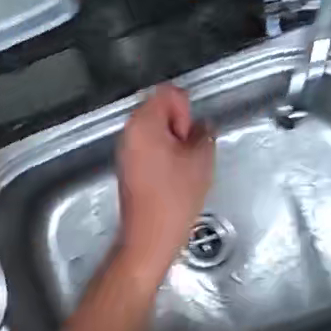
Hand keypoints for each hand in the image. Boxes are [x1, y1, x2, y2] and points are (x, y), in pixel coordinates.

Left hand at [115, 84, 212, 274]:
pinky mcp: (128, 167)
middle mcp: (129, 132)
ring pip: (156, 130)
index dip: (186, 111)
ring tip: (183, 169)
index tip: (189, 137)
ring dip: (174, 143)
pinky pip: (150, 148)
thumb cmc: (174, 199)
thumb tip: (201, 127)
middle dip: (180, 126)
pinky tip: (173, 179)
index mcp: (143, 123)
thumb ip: (204, 133)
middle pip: (161, 109)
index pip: (169, 93)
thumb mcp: (201, 160)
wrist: (150, 237)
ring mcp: (126, 150)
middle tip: (188, 154)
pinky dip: (164, 157)